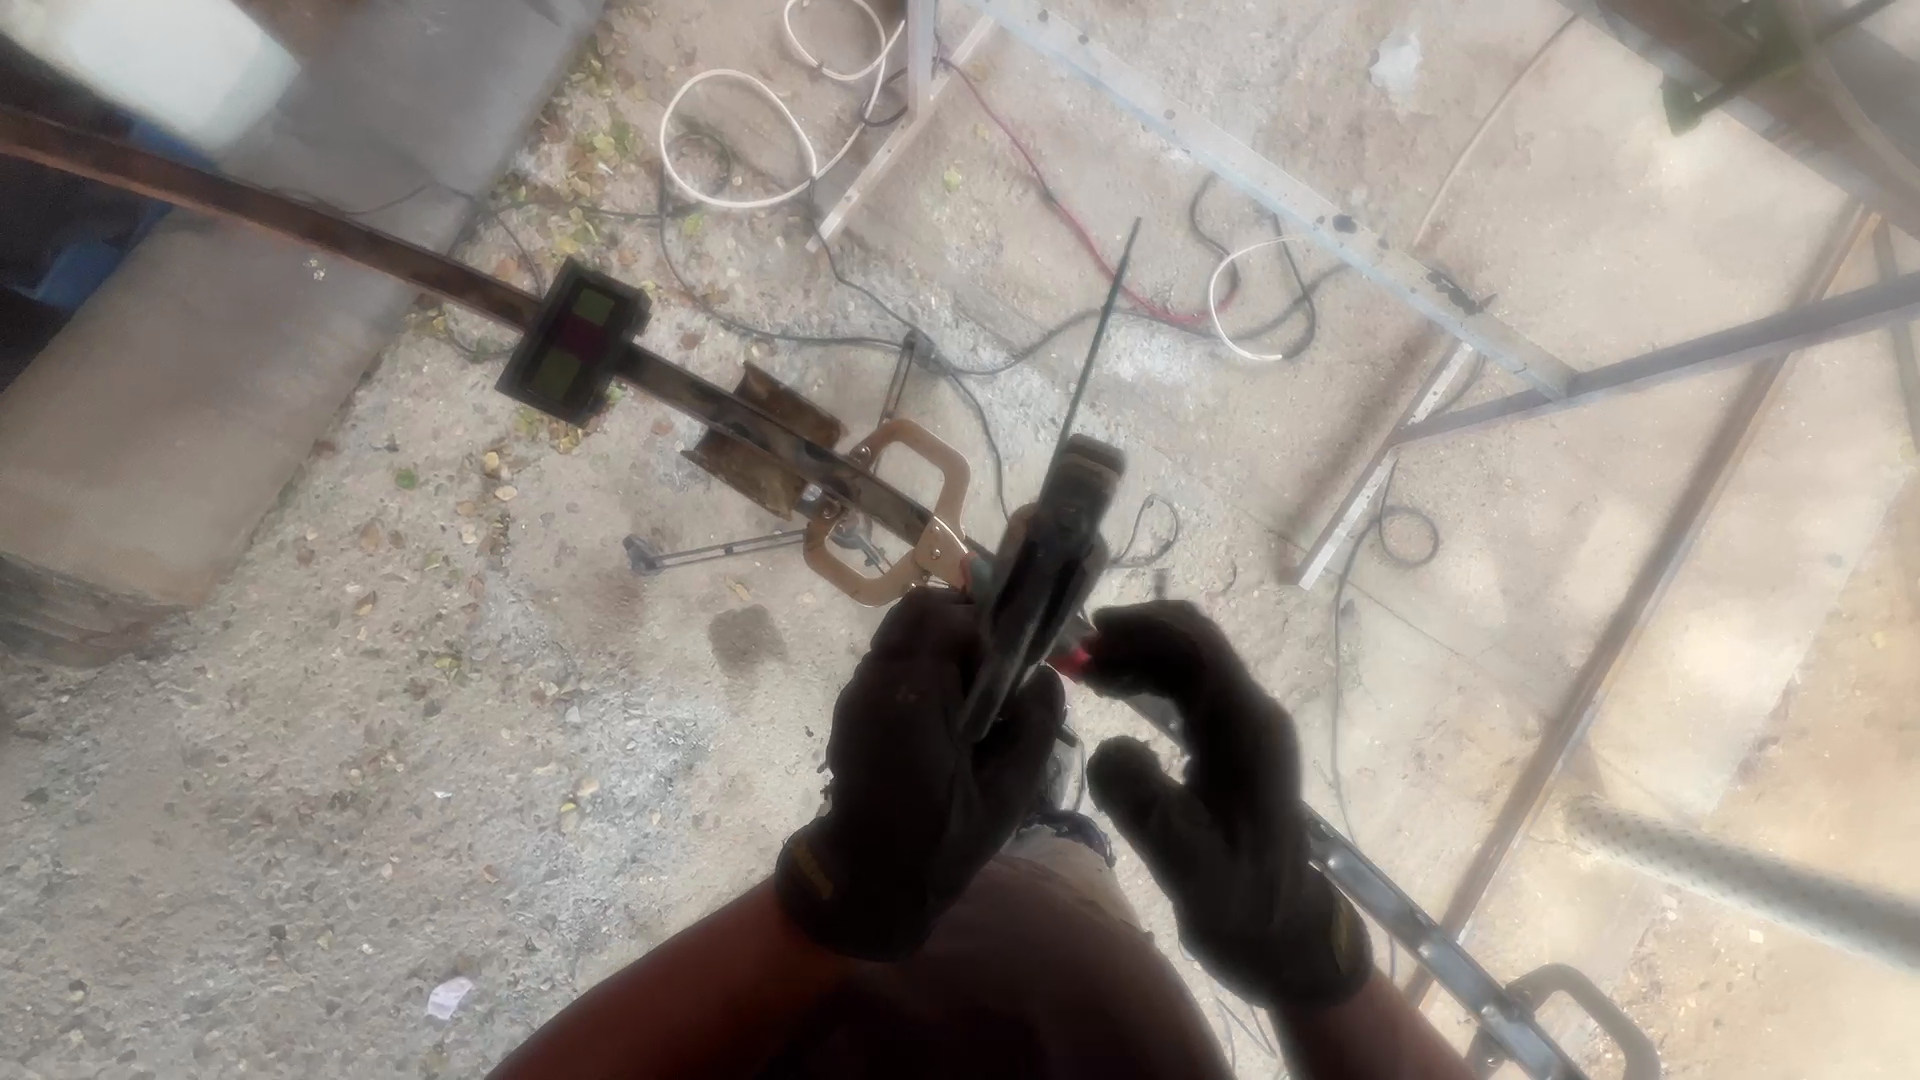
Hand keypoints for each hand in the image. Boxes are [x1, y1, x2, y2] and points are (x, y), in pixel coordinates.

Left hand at [775, 587, 1064, 959]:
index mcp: (915, 695)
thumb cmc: (945, 837)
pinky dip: (922, 656)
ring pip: (903, 626)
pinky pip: (892, 652)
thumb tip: (1045, 676)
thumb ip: (1037, 724)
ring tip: (972, 678)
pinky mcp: (854, 701)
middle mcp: (880, 679)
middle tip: (996, 655)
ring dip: (941, 635)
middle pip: (921, 607)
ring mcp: (860, 688)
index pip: (951, 618)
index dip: (990, 626)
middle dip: (964, 618)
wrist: (871, 874)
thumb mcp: (1010, 789)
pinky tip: (944, 699)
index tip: (1014, 654)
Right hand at [1081, 601, 1371, 1008]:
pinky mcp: (1227, 734)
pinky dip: (1145, 676)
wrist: (1275, 925)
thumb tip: (1110, 747)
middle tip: (1077, 655)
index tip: (1093, 632)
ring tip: (1084, 671)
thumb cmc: (1234, 896)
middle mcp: (1249, 711)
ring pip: (1185, 660)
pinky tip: (1111, 688)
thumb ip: (1141, 800)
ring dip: (1135, 654)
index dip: (1146, 628)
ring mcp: (1241, 720)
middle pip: (1190, 643)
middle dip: (1133, 637)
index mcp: (1248, 728)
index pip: (1199, 648)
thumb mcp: (1181, 859)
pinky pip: (1184, 685)